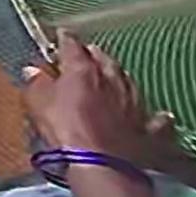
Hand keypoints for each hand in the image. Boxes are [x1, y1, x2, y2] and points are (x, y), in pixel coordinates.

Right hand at [21, 30, 174, 165]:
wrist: (101, 162)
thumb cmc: (62, 125)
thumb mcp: (37, 101)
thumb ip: (36, 83)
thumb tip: (34, 70)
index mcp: (83, 71)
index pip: (73, 47)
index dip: (66, 39)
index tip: (62, 34)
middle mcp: (113, 81)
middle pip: (105, 61)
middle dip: (95, 54)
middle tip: (87, 51)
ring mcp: (135, 105)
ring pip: (129, 83)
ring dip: (120, 77)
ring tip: (114, 74)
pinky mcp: (150, 130)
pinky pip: (156, 119)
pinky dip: (157, 116)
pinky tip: (162, 114)